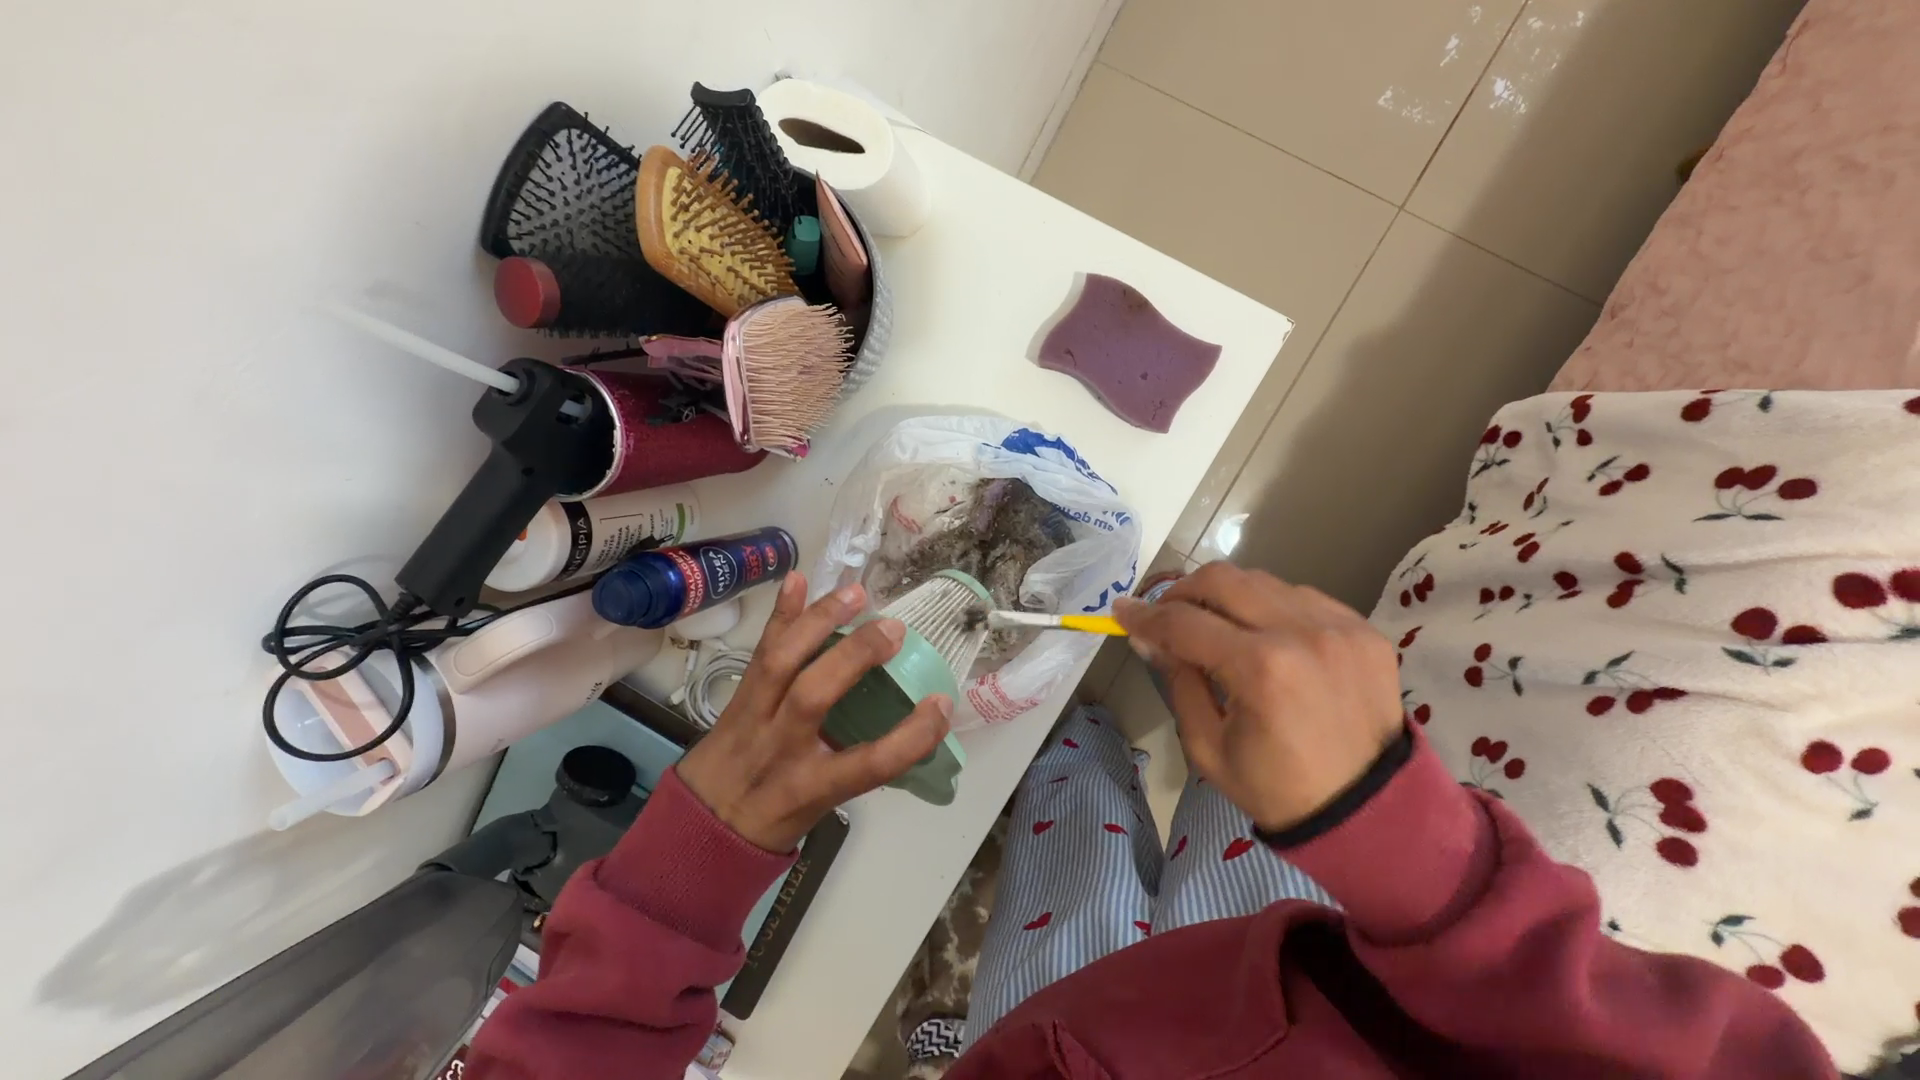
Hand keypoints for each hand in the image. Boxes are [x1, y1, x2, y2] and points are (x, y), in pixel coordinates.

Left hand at [675, 573, 952, 851]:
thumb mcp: (824, 808)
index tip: (942, 705)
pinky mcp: (739, 696)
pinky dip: (780, 614)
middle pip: (814, 696)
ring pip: (781, 662)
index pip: (870, 764)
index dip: (911, 736)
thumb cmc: (776, 818)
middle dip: (854, 656)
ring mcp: (754, 717)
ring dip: (818, 621)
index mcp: (812, 787)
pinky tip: (797, 579)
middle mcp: (780, 748)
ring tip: (855, 594)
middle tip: (894, 630)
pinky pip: (760, 650)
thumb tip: (912, 730)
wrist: (702, 824)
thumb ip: (862, 769)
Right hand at [1112, 563, 1402, 833]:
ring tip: (1213, 624)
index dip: (1145, 615)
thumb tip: (1150, 638)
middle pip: (1223, 580)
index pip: (1184, 622)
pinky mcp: (1363, 629)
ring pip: (1262, 581)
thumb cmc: (1277, 788)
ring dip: (1227, 597)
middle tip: (1166, 613)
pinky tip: (1263, 634)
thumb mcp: (1208, 746)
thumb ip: (1178, 681)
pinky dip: (1271, 607)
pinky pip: (1302, 596)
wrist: (1369, 810)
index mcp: (1260, 669)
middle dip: (1182, 591)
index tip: (1122, 611)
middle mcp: (1301, 633)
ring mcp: (1338, 626)